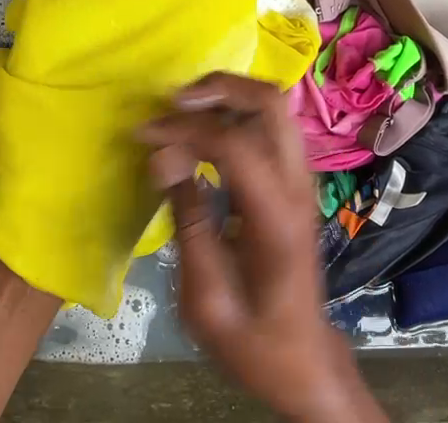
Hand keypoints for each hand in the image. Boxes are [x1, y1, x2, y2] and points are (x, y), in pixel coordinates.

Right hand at [138, 74, 387, 422]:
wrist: (303, 359)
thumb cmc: (252, 339)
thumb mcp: (206, 297)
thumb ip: (187, 222)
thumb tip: (162, 157)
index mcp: (276, 217)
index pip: (235, 143)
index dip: (185, 129)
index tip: (144, 134)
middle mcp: (297, 185)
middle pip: (269, 102)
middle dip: (217, 89)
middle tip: (170, 102)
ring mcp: (302, 179)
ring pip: (273, 106)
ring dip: (227, 95)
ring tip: (181, 109)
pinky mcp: (295, 180)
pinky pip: (269, 124)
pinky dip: (235, 111)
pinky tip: (203, 127)